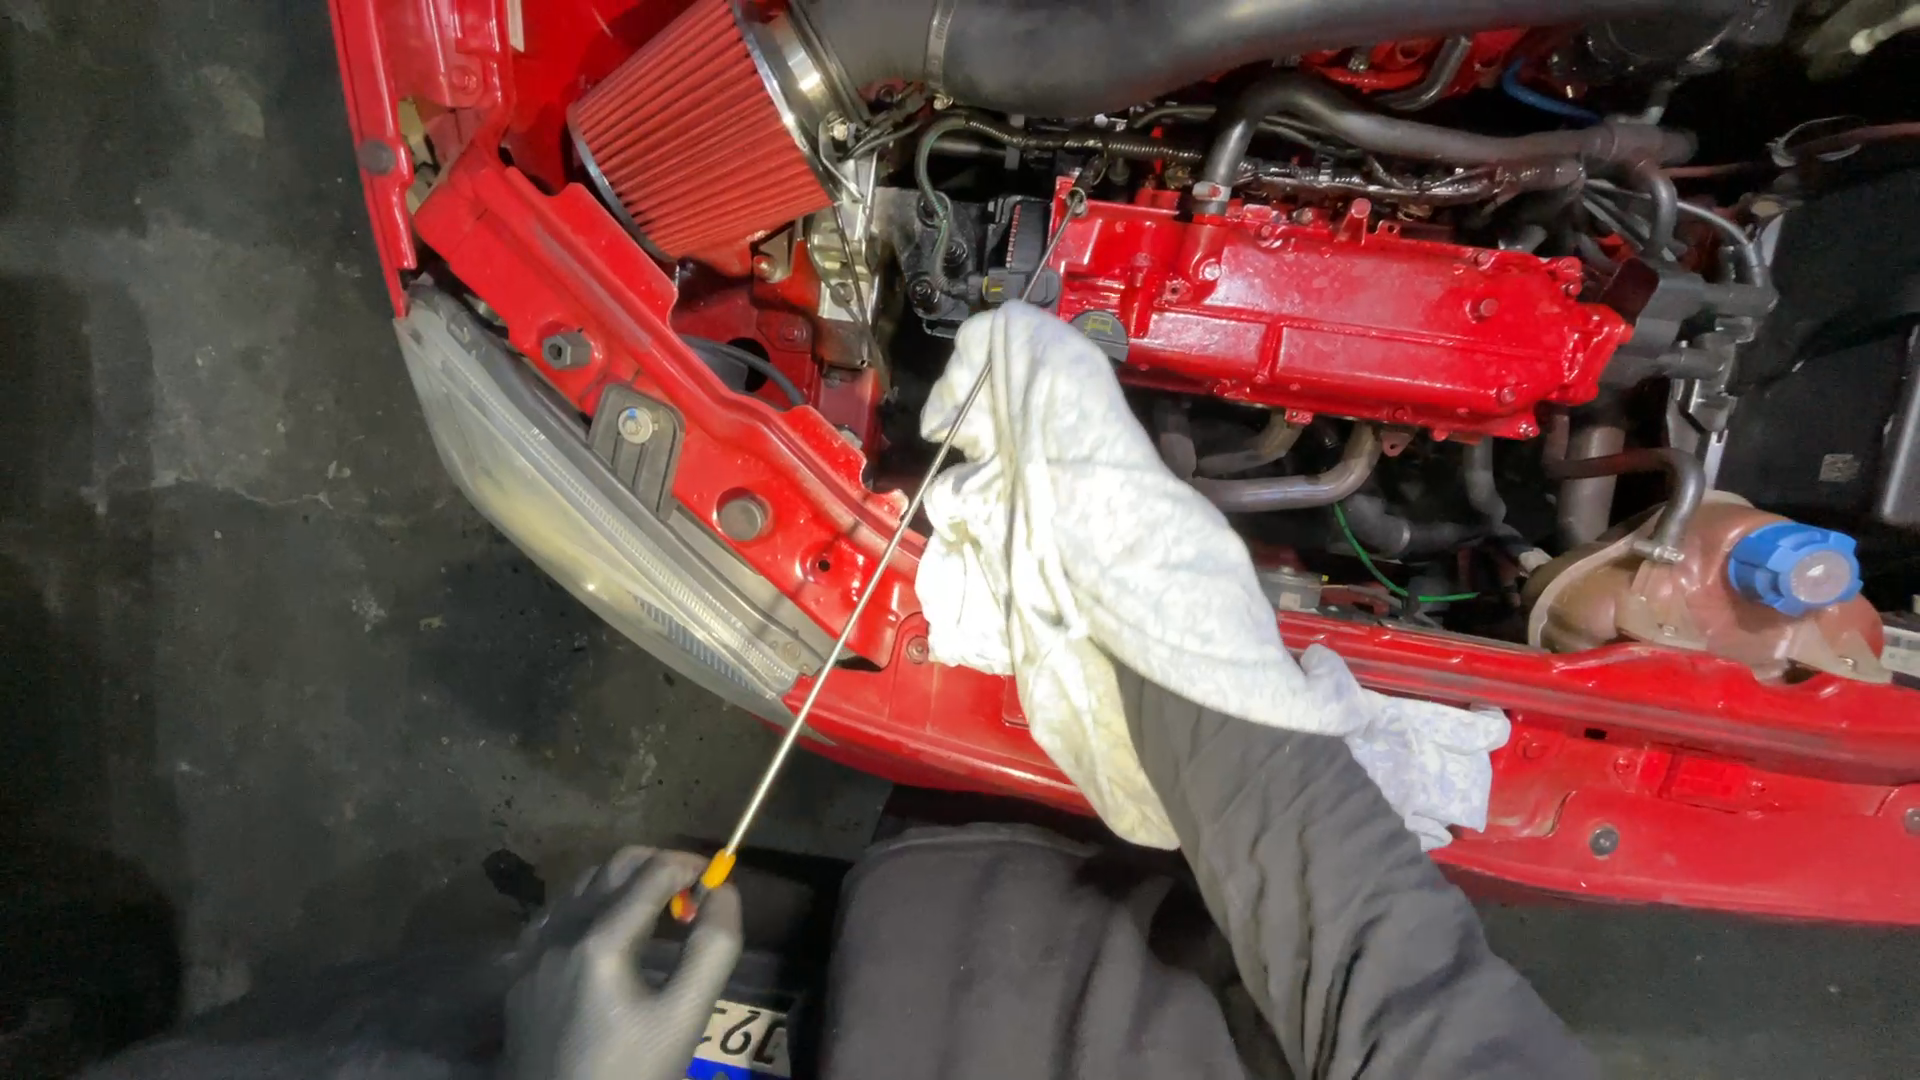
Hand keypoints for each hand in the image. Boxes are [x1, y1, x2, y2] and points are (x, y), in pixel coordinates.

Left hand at [503, 848, 742, 1079]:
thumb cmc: (631, 1075)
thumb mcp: (686, 1018)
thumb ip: (714, 947)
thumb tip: (724, 890)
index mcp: (601, 943)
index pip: (654, 871)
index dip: (693, 865)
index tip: (717, 881)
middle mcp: (561, 937)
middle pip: (616, 865)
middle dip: (660, 865)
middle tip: (691, 892)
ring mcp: (532, 958)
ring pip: (584, 886)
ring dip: (625, 883)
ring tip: (656, 911)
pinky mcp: (519, 981)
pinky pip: (557, 918)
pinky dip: (590, 907)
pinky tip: (608, 935)